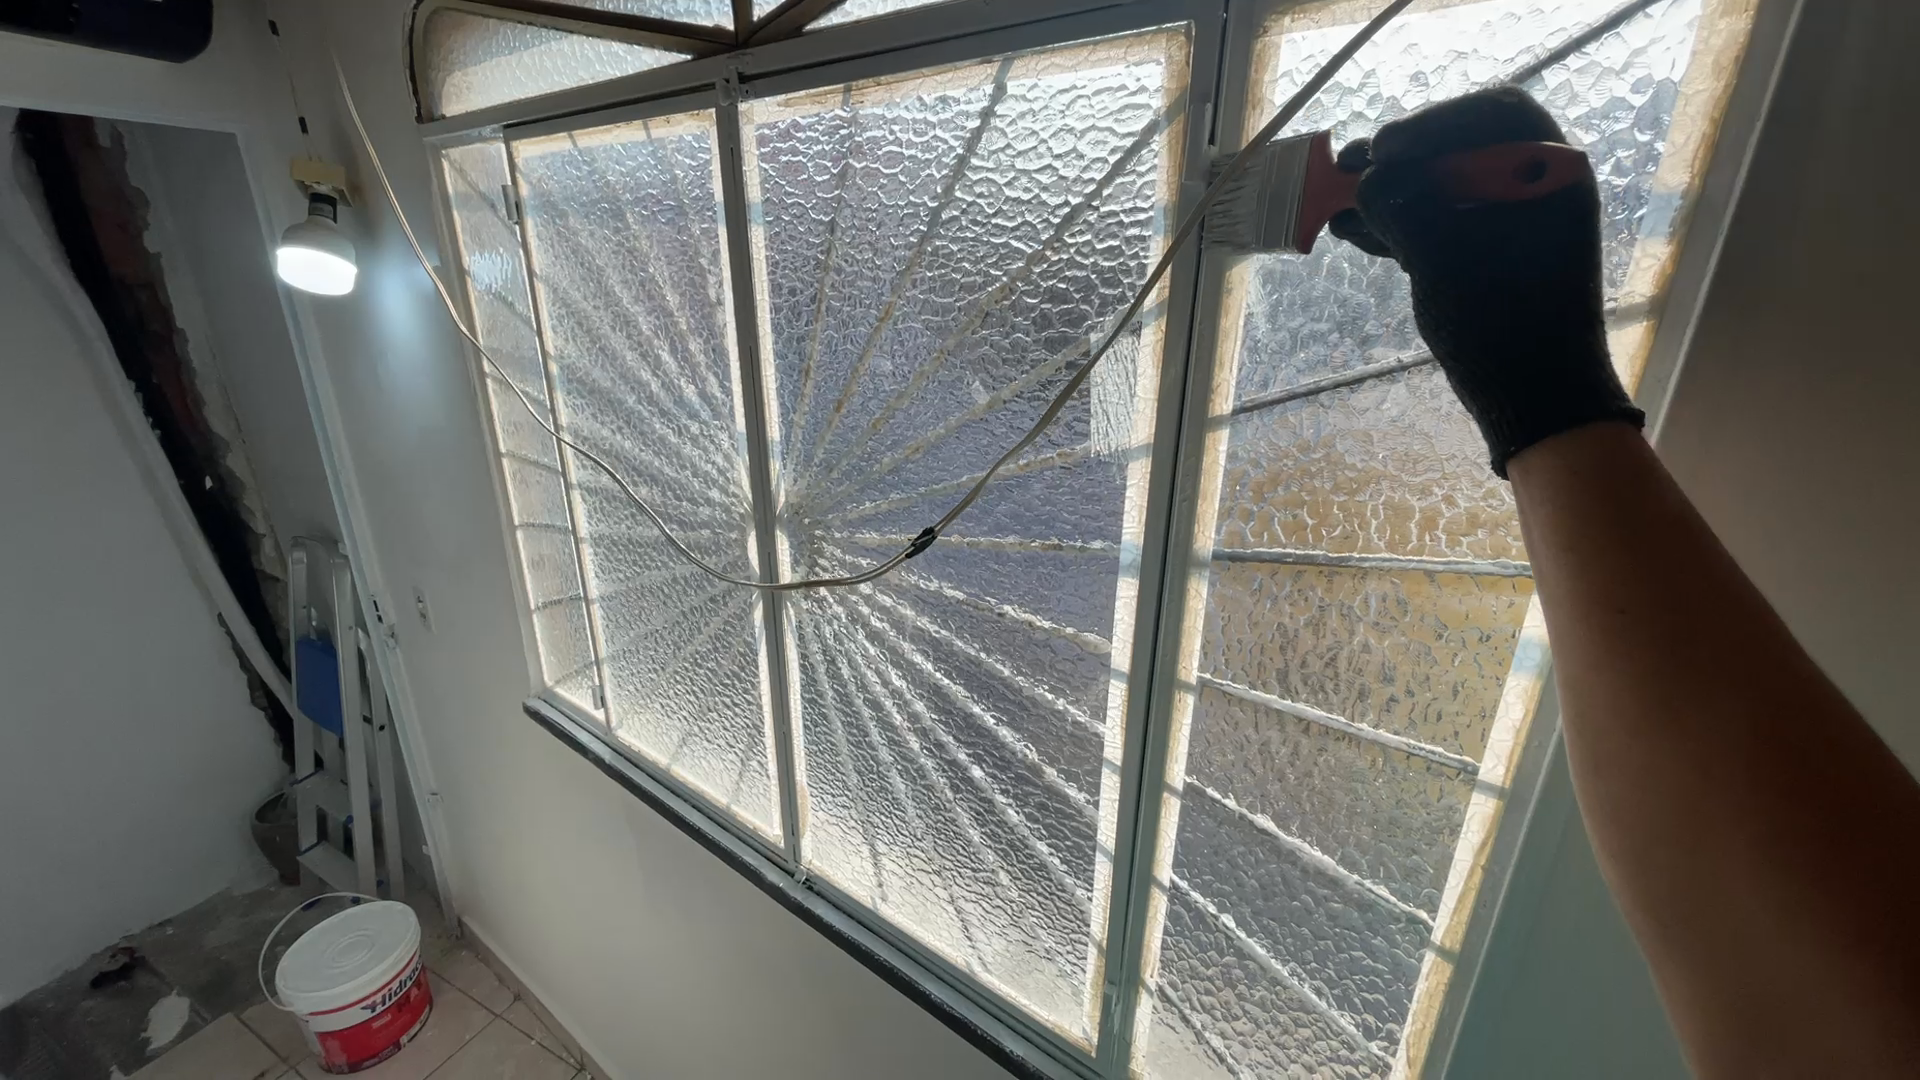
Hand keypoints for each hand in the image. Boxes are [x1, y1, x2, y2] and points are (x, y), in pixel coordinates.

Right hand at [1328, 86, 1642, 477]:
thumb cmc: (1502, 325)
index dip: (1431, 124)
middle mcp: (1528, 190)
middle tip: (1345, 168)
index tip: (1380, 150)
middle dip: (1397, 160)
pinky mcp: (1477, 257)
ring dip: (1385, 195)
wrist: (1532, 392)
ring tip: (1336, 202)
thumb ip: (1408, 213)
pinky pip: (1432, 226)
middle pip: (1457, 152)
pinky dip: (1393, 226)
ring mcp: (1501, 226)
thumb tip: (1367, 179)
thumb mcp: (1447, 264)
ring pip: (1437, 191)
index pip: (1491, 116)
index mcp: (1547, 175)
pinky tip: (1353, 229)